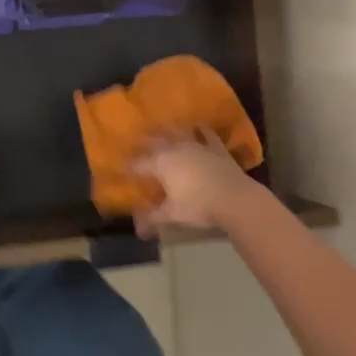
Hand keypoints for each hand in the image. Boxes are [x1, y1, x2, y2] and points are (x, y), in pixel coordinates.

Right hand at [132, 131, 263, 238]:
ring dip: (168, 130)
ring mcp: (197, 145)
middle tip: (136, 141)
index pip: (138, 163)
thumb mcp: (171, 215)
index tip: (121, 166)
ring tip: (161, 128)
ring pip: (178, 132)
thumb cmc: (198, 206)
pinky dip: (200, 129)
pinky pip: (206, 133)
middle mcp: (175, 149)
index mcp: (160, 163)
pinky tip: (198, 125)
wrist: (234, 198)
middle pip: (155, 141)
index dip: (128, 166)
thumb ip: (152, 218)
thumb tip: (138, 229)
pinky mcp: (216, 147)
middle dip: (144, 141)